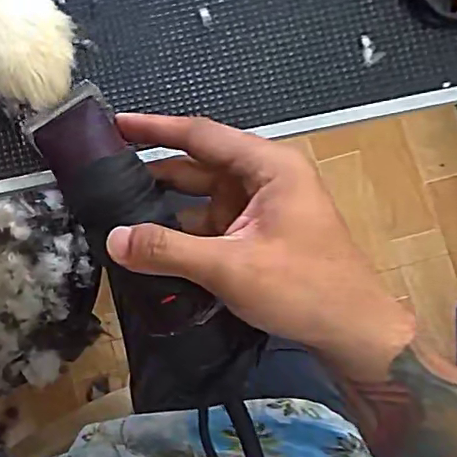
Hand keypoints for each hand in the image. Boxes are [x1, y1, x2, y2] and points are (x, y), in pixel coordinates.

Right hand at [105, 114, 416, 380]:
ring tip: (117, 217)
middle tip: (104, 179)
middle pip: (198, 167)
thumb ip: (168, 250)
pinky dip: (182, 236)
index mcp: (268, 167)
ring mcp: (259, 210)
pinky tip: (150, 248)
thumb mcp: (230, 267)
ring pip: (200, 200)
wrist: (352, 331)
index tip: (116, 125)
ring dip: (165, 211)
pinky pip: (209, 227)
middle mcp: (264, 180)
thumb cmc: (306, 289)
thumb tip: (114, 240)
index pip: (202, 135)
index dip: (155, 128)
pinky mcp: (255, 238)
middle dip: (153, 174)